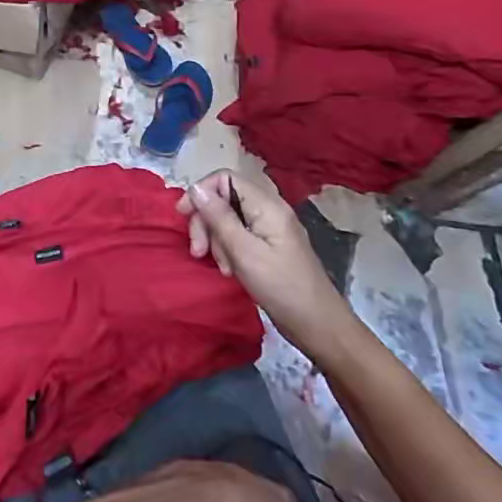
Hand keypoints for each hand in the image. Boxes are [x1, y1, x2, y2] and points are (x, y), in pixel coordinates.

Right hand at [177, 171, 354, 354]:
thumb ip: (219, 217)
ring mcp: (270, 228)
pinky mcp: (269, 246)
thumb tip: (195, 187)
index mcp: (267, 205)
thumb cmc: (281, 287)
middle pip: (225, 199)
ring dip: (217, 240)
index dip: (201, 192)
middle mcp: (269, 210)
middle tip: (198, 252)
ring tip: (221, 268)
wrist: (317, 323)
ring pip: (230, 219)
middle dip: (207, 222)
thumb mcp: (244, 252)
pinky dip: (229, 250)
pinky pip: (240, 236)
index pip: (226, 178)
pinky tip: (229, 270)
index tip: (183, 217)